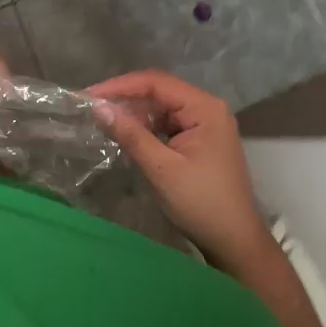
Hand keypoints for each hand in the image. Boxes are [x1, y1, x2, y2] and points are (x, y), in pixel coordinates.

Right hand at [88, 70, 272, 267]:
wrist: (235, 243)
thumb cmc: (201, 204)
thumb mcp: (161, 169)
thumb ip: (131, 134)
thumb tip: (98, 108)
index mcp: (204, 107)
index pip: (156, 83)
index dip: (121, 86)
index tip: (90, 96)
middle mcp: (207, 107)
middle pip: (160, 92)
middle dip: (127, 99)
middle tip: (93, 108)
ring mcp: (206, 124)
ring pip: (163, 108)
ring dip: (136, 114)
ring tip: (105, 121)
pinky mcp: (201, 140)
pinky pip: (169, 124)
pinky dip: (148, 128)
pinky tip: (128, 136)